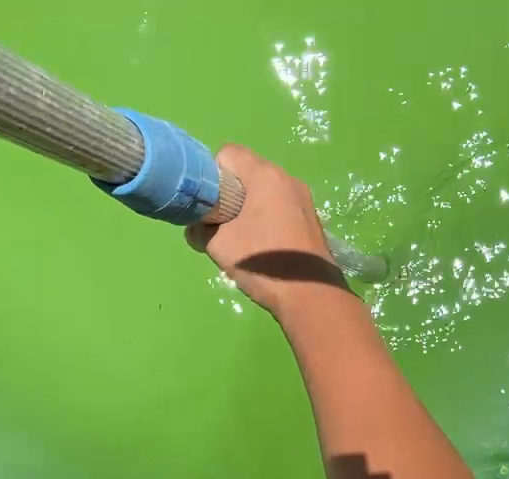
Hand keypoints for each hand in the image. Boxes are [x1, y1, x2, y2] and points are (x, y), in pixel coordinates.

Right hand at [186, 145, 350, 319]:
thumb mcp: (220, 247)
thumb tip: (195, 230)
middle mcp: (288, 179)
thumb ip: (201, 231)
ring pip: (266, 194)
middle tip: (223, 226)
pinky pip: (281, 210)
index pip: (229, 153)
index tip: (210, 203)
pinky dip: (268, 222)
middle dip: (231, 194)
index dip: (212, 174)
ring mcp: (304, 200)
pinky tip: (265, 250)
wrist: (311, 296)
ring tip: (243, 242)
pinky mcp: (312, 221)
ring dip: (249, 211)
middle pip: (249, 173)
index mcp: (265, 176)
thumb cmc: (263, 263)